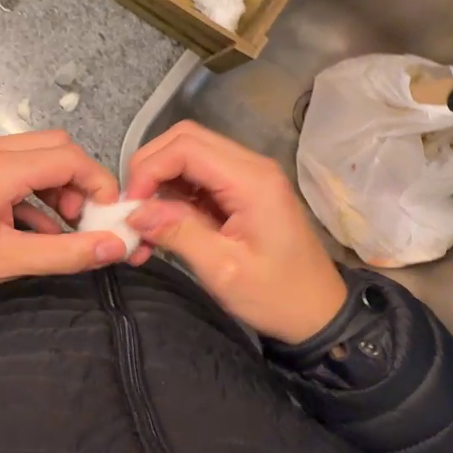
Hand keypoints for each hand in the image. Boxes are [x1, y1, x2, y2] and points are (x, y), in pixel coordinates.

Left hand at [0, 131, 127, 298]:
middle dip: (79, 179)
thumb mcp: (8, 262)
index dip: (98, 182)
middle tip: (82, 220)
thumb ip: (66, 253)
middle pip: (55, 145)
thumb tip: (117, 247)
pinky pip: (13, 163)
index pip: (67, 157)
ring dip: (57, 183)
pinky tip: (36, 224)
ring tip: (62, 226)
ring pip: (35, 152)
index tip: (109, 214)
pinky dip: (33, 187)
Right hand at [124, 122, 347, 343]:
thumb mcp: (223, 269)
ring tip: (144, 219)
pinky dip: (173, 191)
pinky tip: (163, 222)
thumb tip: (134, 213)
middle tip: (133, 207)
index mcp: (251, 181)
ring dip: (159, 179)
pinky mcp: (241, 190)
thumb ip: (178, 232)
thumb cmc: (277, 295)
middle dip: (150, 167)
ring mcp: (248, 176)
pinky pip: (198, 174)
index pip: (186, 147)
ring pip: (189, 153)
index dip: (149, 169)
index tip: (132, 206)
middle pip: (186, 139)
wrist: (320, 314)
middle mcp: (251, 166)